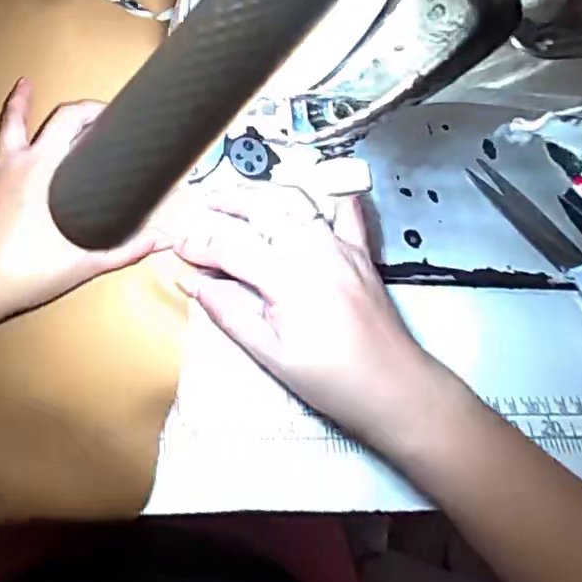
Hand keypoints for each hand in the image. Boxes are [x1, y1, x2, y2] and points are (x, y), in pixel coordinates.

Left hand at [0, 78, 168, 320]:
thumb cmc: (12, 271)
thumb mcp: (77, 264)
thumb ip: (121, 250)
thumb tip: (156, 241)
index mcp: (44, 169)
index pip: (75, 121)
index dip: (98, 111)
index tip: (119, 114)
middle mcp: (20, 161)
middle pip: (55, 119)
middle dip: (81, 110)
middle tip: (99, 112)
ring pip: (13, 124)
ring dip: (22, 103)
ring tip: (26, 84)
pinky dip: (1, 134)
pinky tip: (7, 135)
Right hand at [172, 184, 452, 439]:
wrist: (402, 394)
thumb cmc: (334, 382)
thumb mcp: (272, 357)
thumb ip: (230, 314)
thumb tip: (192, 285)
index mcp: (290, 281)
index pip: (232, 250)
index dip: (200, 247)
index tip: (178, 249)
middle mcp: (316, 254)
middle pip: (265, 212)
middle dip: (230, 204)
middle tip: (205, 205)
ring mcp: (342, 250)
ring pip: (298, 206)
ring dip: (267, 197)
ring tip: (244, 197)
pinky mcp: (361, 255)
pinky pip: (346, 214)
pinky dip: (331, 197)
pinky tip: (320, 187)